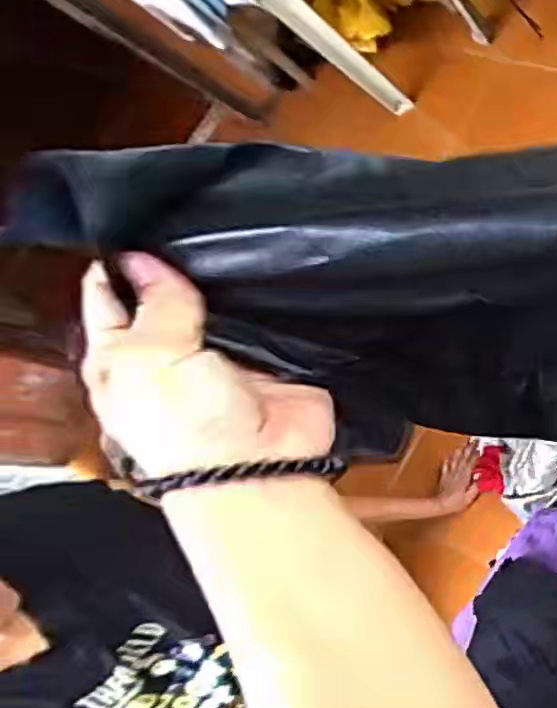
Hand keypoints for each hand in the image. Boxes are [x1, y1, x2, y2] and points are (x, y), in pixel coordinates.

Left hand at [81, 254, 334, 477]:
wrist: (257, 463)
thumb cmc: (186, 426)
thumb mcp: (151, 356)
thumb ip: (160, 309)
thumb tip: (150, 264)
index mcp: (126, 354)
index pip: (116, 301)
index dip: (123, 272)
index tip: (140, 243)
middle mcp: (182, 357)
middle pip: (182, 306)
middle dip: (190, 283)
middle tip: (203, 251)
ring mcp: (238, 366)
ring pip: (238, 321)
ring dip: (243, 305)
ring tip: (249, 277)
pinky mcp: (286, 375)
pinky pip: (288, 342)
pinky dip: (289, 328)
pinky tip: (288, 308)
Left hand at [434, 439, 482, 510]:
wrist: (439, 505)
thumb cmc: (456, 502)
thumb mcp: (470, 496)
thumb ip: (476, 485)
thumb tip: (482, 476)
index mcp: (464, 477)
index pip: (471, 463)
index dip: (476, 454)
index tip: (480, 447)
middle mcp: (456, 473)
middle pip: (463, 459)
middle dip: (469, 449)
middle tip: (473, 442)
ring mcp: (449, 474)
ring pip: (455, 460)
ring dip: (459, 452)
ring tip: (463, 446)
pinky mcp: (444, 477)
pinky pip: (446, 466)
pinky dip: (448, 460)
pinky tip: (449, 456)